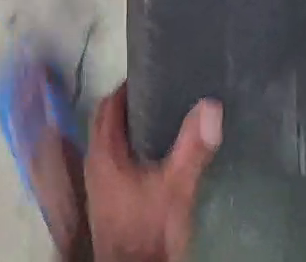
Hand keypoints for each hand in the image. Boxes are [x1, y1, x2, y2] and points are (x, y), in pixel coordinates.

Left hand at [83, 85, 222, 261]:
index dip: (126, 88)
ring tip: (158, 121)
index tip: (149, 76)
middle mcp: (94, 164)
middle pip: (106, 123)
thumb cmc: (151, 228)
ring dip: (127, 129)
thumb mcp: (177, 185)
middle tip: (157, 96)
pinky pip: (113, 162)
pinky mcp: (106, 202)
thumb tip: (211, 106)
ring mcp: (98, 185)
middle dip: (126, 106)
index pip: (108, 105)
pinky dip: (128, 150)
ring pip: (109, 144)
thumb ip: (192, 147)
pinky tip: (152, 158)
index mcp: (103, 152)